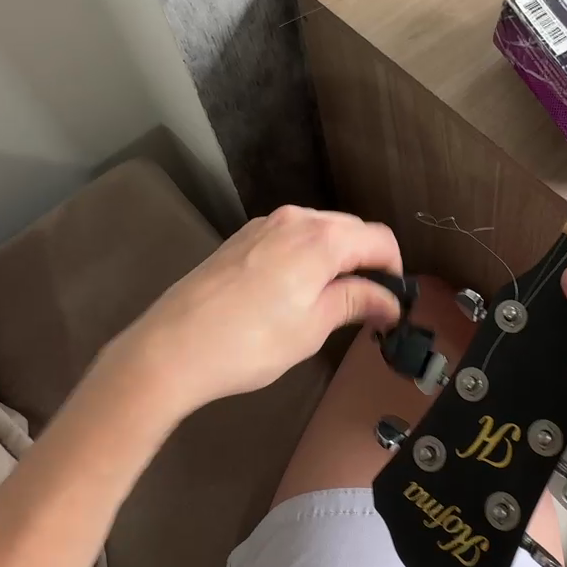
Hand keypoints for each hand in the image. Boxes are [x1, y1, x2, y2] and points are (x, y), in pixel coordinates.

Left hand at [108, 206, 403, 416]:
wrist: (172, 347)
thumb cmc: (250, 343)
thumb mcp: (313, 327)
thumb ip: (357, 302)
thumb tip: (390, 301)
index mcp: (322, 238)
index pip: (380, 239)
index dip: (395, 270)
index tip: (391, 304)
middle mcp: (296, 219)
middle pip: (351, 229)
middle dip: (366, 262)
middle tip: (365, 307)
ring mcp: (264, 224)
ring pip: (319, 231)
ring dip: (335, 258)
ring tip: (328, 301)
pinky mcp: (241, 237)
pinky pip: (290, 236)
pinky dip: (305, 255)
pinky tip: (292, 291)